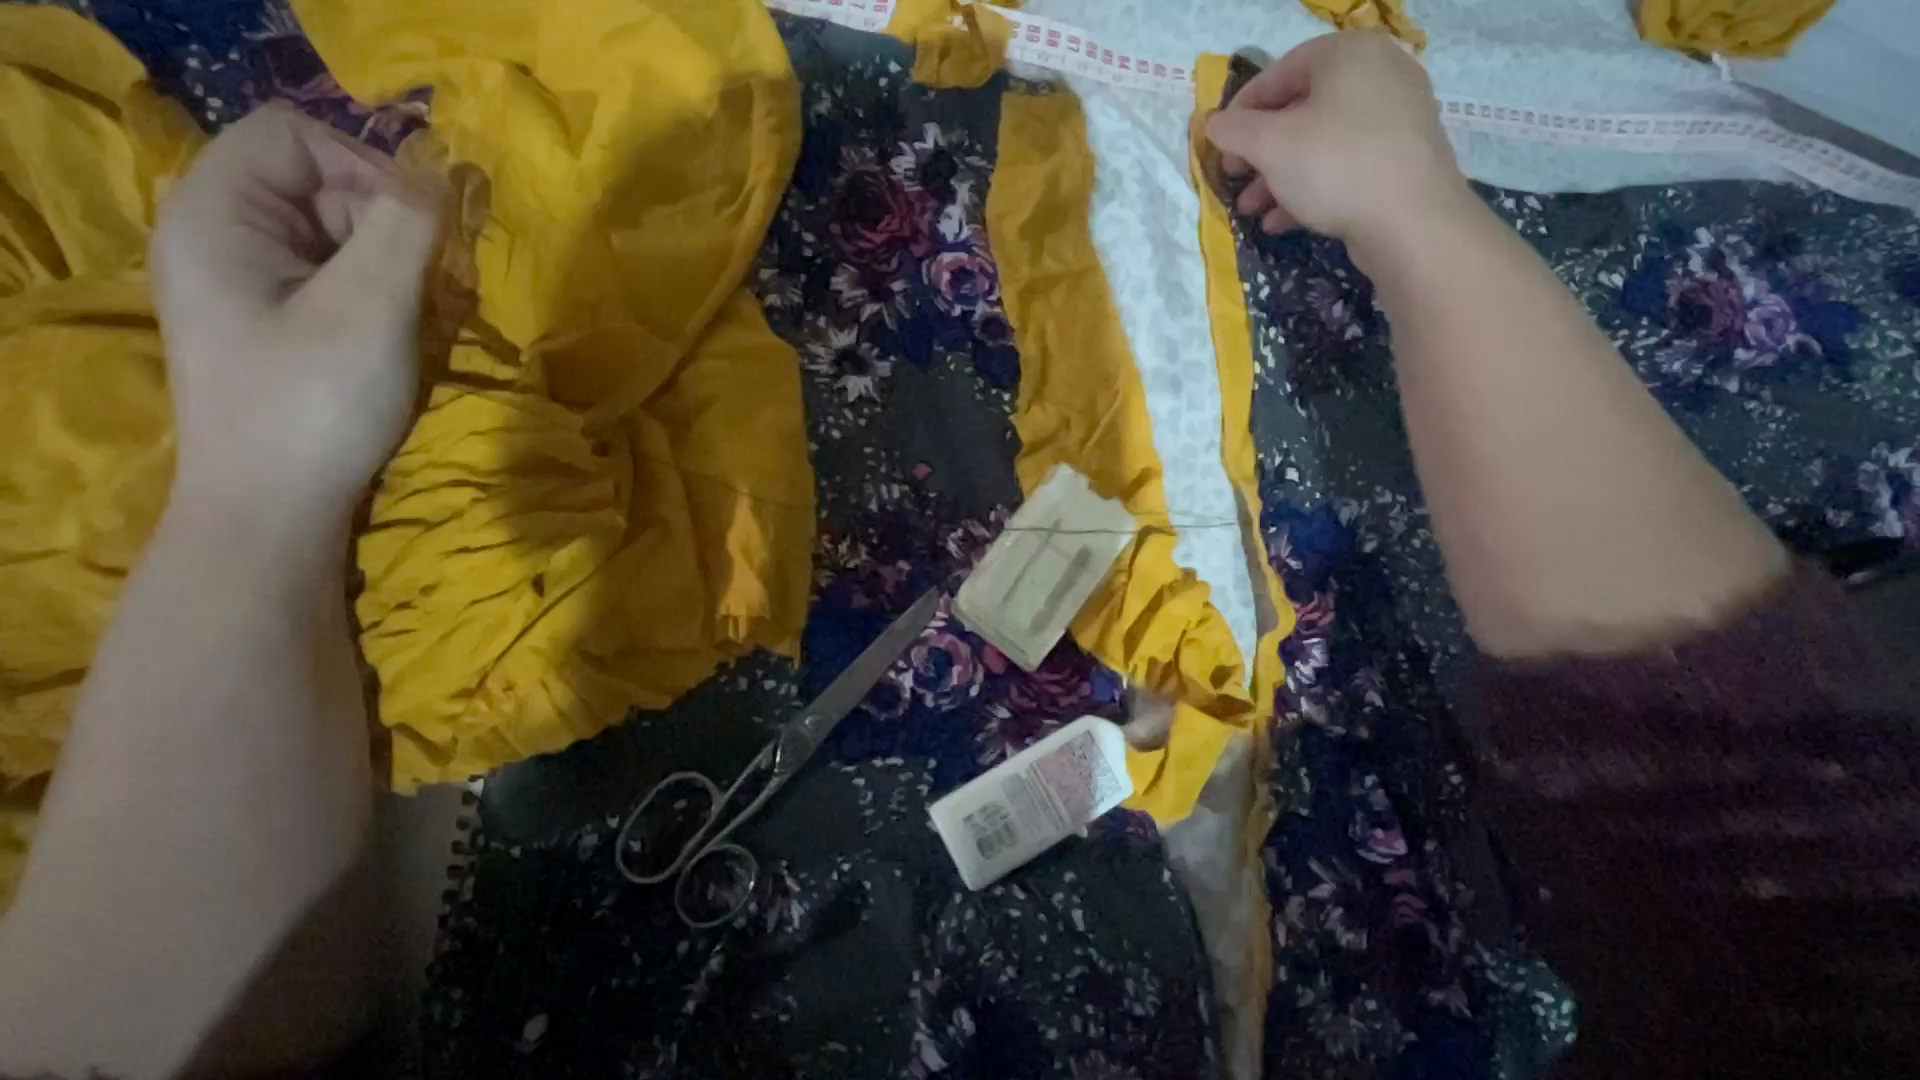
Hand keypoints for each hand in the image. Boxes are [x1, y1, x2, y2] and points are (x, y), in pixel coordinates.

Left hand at [151, 103, 443, 526]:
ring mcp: (245, 281)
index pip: (296, 134)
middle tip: (432, 284)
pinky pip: (334, 277)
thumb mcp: (371, 308)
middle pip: (319, 182)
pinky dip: (380, 295)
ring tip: (422, 319)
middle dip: (390, 225)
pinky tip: (401, 336)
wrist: (273, 510)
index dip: (368, 165)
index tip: (423, 229)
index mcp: (218, 214)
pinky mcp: (272, 321)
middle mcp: (220, 234)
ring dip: (395, 266)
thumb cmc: (314, 404)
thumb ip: (407, 227)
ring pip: (335, 233)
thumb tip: (442, 169)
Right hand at [1207, 32, 1465, 243]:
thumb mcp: (1270, 145)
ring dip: (1278, 176)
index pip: (1279, 71)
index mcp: (1347, 54)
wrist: (1411, 220)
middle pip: (1299, 110)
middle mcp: (1377, 74)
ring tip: (1252, 210)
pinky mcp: (1401, 157)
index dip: (1241, 110)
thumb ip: (1234, 130)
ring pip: (1319, 142)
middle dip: (1259, 152)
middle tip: (1235, 181)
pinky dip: (1310, 187)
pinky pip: (1344, 164)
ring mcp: (1394, 117)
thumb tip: (1214, 125)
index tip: (1220, 145)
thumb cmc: (1334, 166)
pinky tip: (1282, 220)